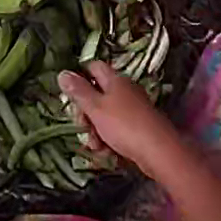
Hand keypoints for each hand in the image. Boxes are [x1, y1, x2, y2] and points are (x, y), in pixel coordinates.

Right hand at [57, 60, 185, 173]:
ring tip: (96, 146)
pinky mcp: (138, 126)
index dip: (80, 78)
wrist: (158, 151)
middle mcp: (124, 90)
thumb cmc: (124, 125)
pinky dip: (109, 139)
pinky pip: (116, 129)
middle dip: (86, 113)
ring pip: (105, 115)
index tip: (71, 96)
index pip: (93, 67)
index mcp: (114, 80)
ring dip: (95, 131)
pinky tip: (107, 152)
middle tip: (83, 127)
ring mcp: (133, 108)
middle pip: (97, 94)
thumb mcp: (95, 108)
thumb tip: (62, 72)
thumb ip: (78, 91)